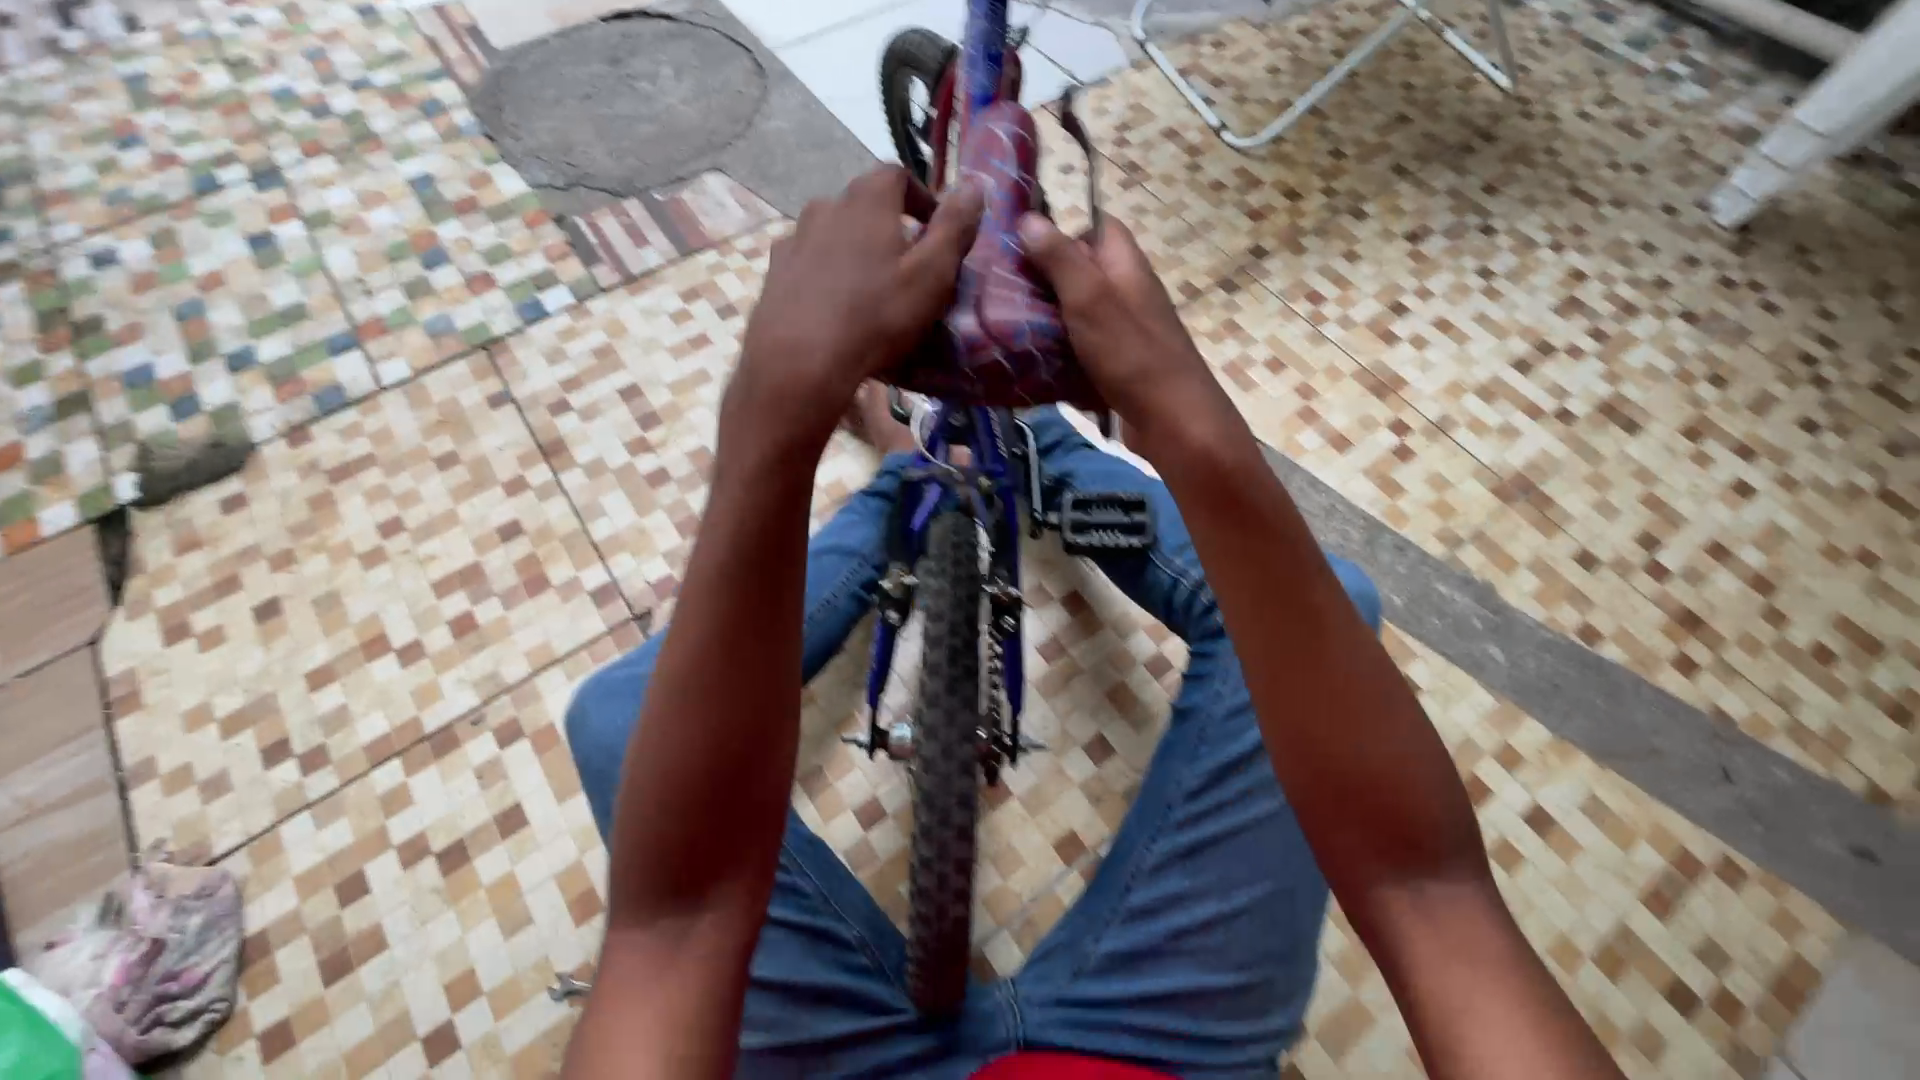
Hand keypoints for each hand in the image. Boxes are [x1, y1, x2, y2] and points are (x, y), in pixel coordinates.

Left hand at [724, 167, 982, 458]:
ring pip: (834, 234)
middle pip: (863, 204)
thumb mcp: (931, 275)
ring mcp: (794, 239)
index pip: (898, 174)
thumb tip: (974, 185)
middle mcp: (825, 205)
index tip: (935, 229)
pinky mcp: (775, 273)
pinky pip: (810, 263)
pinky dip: (827, 275)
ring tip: (871, 291)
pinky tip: (836, 309)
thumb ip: (954, 227)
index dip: (921, 197)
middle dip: (889, 226)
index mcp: (867, 199)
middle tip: (907, 266)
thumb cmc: (876, 316)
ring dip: (856, 251)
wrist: (800, 362)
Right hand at [1018, 213, 1232, 459]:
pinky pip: (1079, 348)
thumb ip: (1060, 258)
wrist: (1171, 420)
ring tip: (1003, 323)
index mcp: (1125, 265)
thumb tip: (1028, 218)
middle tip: (999, 289)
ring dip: (1045, 318)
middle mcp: (1126, 291)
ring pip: (1076, 312)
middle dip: (1043, 278)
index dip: (1062, 229)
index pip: (1097, 227)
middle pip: (1081, 271)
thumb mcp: (1089, 298)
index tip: (1023, 245)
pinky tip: (1028, 361)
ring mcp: (1121, 330)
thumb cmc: (1131, 353)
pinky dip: (1057, 352)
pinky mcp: (1115, 364)